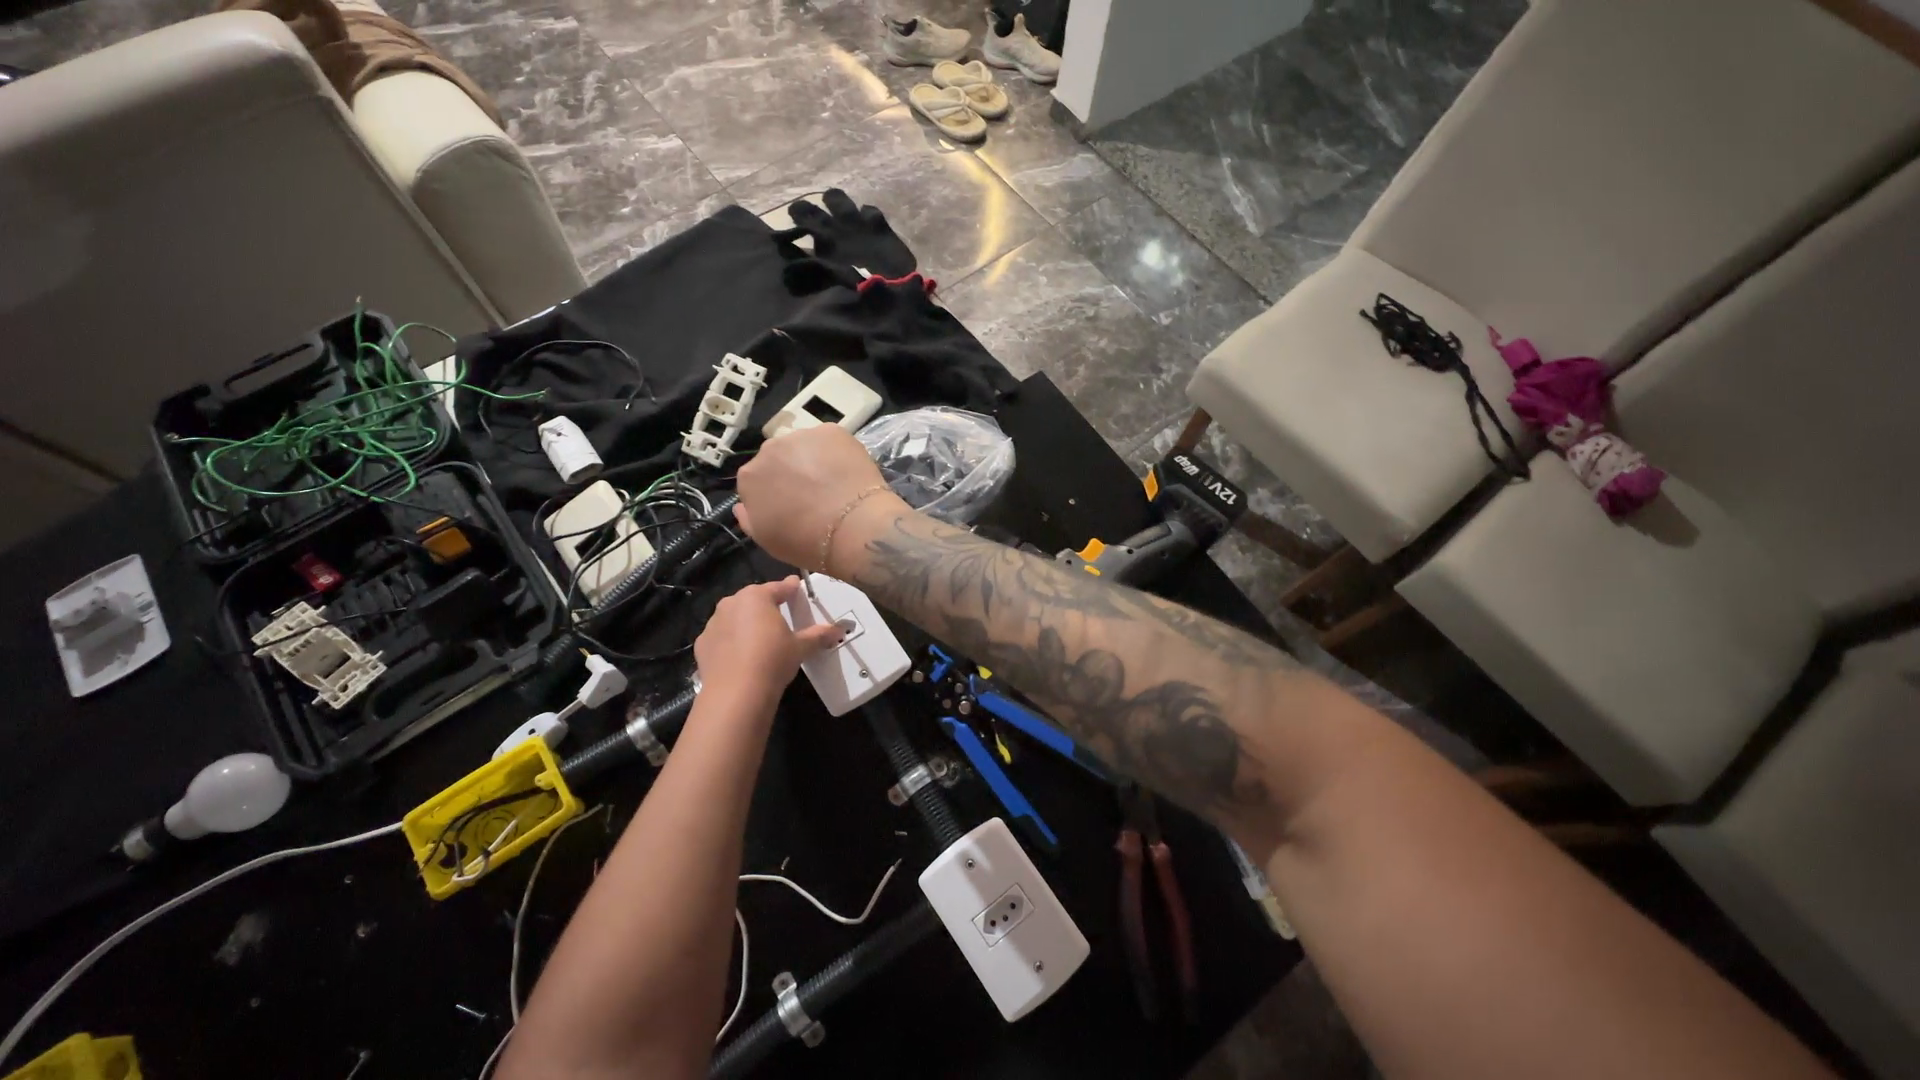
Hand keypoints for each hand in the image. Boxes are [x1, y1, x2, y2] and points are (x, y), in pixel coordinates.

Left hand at [693, 578, 842, 708]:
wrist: (736, 692)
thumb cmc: (773, 660)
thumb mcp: (800, 647)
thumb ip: (818, 635)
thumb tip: (838, 630)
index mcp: (757, 597)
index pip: (778, 588)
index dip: (790, 588)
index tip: (796, 587)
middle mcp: (732, 603)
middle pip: (753, 600)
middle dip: (765, 606)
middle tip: (779, 617)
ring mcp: (713, 623)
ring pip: (734, 617)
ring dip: (745, 623)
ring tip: (758, 640)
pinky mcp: (702, 643)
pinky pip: (721, 637)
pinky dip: (730, 642)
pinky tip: (740, 657)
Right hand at [736, 426, 902, 571]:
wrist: (852, 526)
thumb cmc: (804, 540)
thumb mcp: (766, 540)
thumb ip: (748, 519)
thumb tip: (741, 506)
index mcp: (749, 476)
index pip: (756, 481)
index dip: (774, 494)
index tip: (789, 507)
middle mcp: (769, 449)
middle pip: (778, 458)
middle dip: (791, 472)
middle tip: (813, 495)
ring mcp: (801, 436)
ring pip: (804, 447)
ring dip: (813, 460)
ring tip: (833, 484)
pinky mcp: (831, 430)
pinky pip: (830, 441)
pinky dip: (836, 453)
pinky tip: (847, 473)